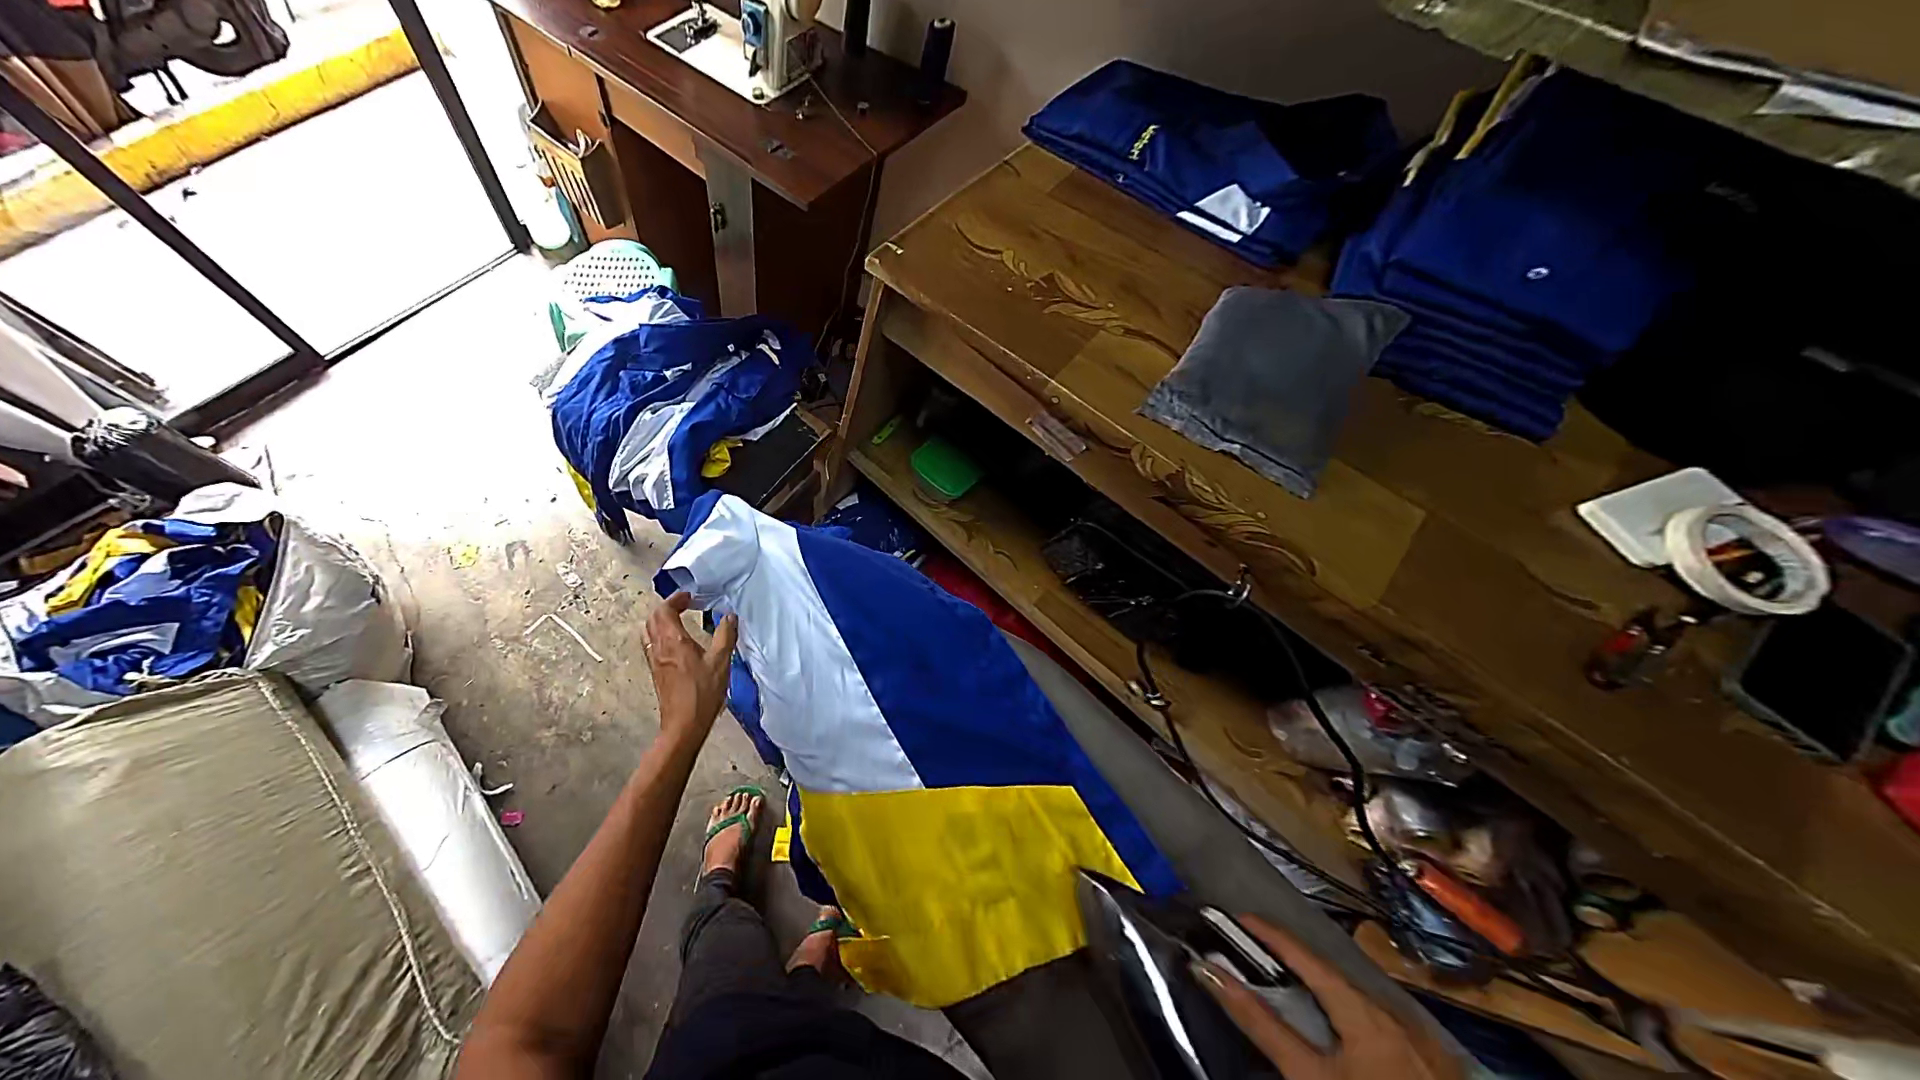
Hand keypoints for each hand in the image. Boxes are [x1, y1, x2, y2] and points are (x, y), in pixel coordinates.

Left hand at [642, 592, 737, 742]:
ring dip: (661, 621)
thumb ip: (725, 636)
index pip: (665, 611)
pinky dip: (660, 634)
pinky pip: (652, 644)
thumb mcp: (721, 662)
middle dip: (667, 607)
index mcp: (674, 641)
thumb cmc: (703, 693)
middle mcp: (659, 648)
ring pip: (650, 632)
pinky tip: (676, 643)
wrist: (684, 725)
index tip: (690, 596)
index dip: (675, 599)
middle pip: (653, 619)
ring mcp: (655, 661)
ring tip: (679, 620)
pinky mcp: (656, 672)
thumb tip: (729, 616)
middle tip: (685, 605)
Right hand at [1193, 914, 1464, 1079]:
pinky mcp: (1436, 1070)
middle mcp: (1397, 1016)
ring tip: (1291, 983)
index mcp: (1365, 1010)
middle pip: (1335, 976)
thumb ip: (1262, 1024)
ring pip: (1361, 1000)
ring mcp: (1421, 1043)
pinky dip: (1351, 1014)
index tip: (1238, 916)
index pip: (1307, 958)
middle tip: (1256, 949)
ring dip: (1324, 988)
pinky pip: (1382, 1024)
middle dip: (1296, 960)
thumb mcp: (1309, 1074)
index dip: (1271, 934)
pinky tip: (1341, 1028)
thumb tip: (1210, 971)